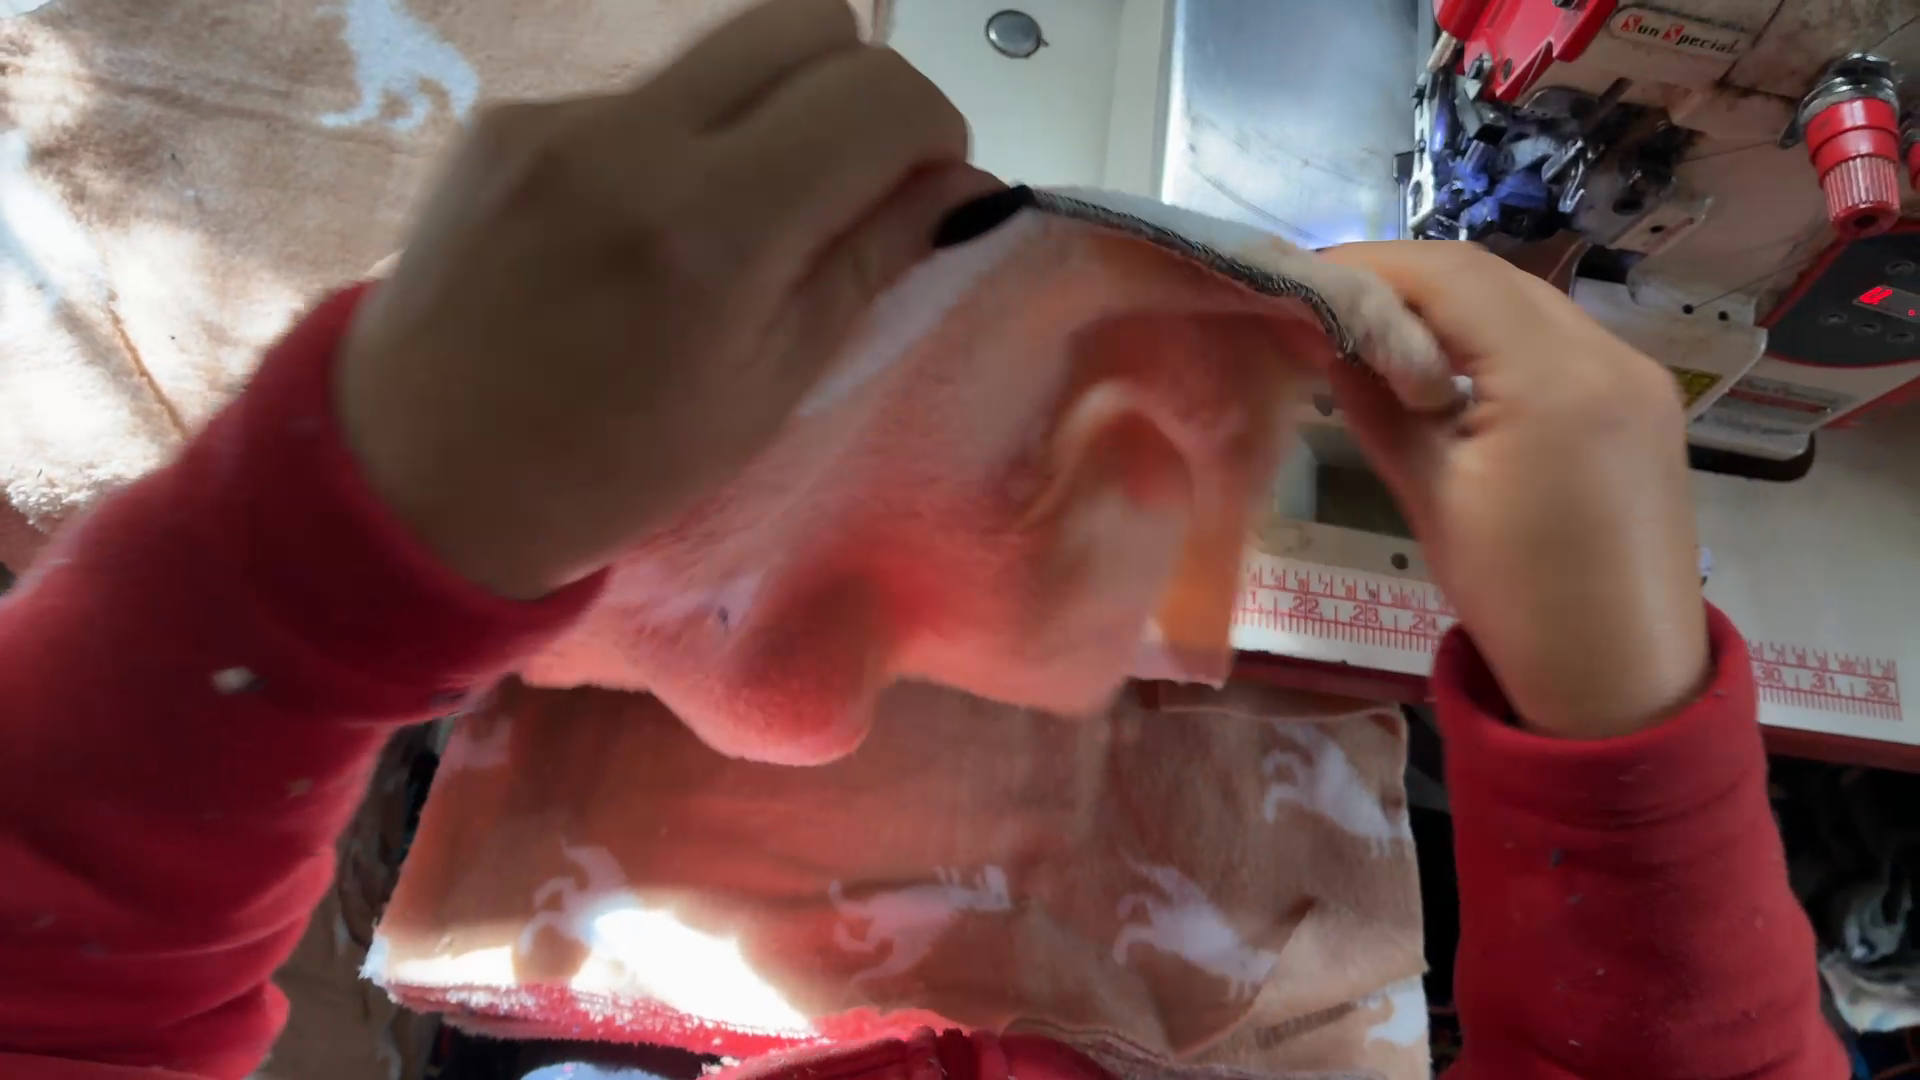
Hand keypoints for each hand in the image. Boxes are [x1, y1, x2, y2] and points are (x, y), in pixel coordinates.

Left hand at [337, 0, 995, 598]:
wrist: (421, 481)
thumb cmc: (622, 470)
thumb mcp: (770, 391)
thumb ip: (865, 267)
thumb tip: (956, 189)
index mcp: (714, 232)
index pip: (877, 97)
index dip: (935, 129)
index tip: (933, 187)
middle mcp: (633, 137)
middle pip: (809, 22)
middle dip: (869, 94)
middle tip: (865, 184)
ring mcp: (558, 112)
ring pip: (729, 50)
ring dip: (787, 112)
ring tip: (765, 214)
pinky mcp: (509, 116)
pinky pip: (650, 93)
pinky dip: (700, 140)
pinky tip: (666, 225)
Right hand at [1321, 241, 1707, 738]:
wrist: (1614, 666)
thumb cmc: (1508, 590)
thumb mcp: (1428, 494)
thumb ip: (1378, 407)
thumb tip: (1332, 344)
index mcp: (1553, 378)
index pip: (1452, 279)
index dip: (1370, 265)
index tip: (1301, 273)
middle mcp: (1607, 353)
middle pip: (1489, 277)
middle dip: (1399, 277)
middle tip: (1323, 297)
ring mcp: (1629, 372)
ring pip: (1518, 301)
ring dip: (1439, 303)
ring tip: (1366, 325)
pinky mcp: (1630, 398)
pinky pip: (1544, 337)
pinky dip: (1479, 333)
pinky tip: (1434, 362)